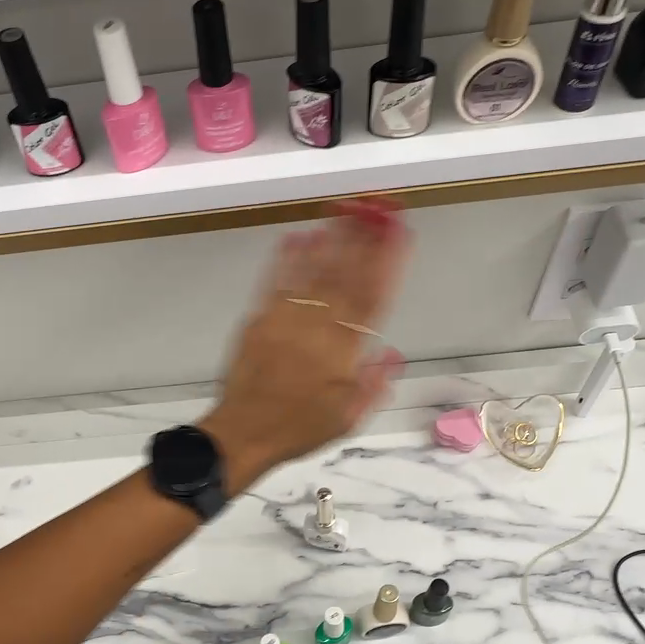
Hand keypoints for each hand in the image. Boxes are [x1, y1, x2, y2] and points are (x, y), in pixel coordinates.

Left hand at [201, 198, 408, 492]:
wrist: (243, 434)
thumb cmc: (297, 429)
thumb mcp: (347, 419)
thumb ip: (373, 384)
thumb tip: (392, 354)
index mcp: (344, 353)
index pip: (373, 299)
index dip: (389, 263)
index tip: (400, 235)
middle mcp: (317, 330)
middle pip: (346, 276)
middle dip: (365, 239)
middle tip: (378, 208)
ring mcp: (285, 321)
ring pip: (314, 273)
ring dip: (332, 239)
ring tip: (347, 209)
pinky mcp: (257, 321)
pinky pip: (275, 283)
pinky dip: (287, 258)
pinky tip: (299, 236)